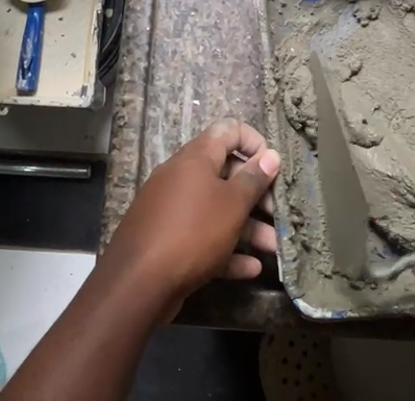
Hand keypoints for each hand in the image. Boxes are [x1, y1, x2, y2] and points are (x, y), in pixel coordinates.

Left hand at [102, 117, 280, 316]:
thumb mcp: (232, 205)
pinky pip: (203, 238)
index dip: (254, 142)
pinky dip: (226, 250)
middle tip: (277, 215)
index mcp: (196, 158)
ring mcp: (172, 209)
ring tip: (273, 248)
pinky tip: (251, 268)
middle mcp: (182, 176)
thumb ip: (253, 180)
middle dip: (256, 194)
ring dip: (247, 227)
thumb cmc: (193, 232)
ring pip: (216, 210)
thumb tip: (271, 155)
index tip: (272, 166)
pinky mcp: (168, 240)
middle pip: (226, 174)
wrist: (138, 282)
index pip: (228, 131)